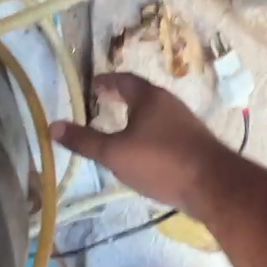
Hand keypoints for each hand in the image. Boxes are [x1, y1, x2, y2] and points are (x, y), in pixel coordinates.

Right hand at [52, 73, 235, 211]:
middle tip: (102, 100)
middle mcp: (169, 103)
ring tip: (119, 124)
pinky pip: (165, 129)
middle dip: (121, 96)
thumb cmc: (161, 162)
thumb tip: (52, 126)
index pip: (123, 80)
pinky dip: (149, 131)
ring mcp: (184, 122)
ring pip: (154, 112)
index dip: (106, 81)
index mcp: (149, 97)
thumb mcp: (115, 153)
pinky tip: (144, 150)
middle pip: (141, 94)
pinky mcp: (193, 142)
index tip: (92, 85)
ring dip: (136, 115)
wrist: (213, 185)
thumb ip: (84, 141)